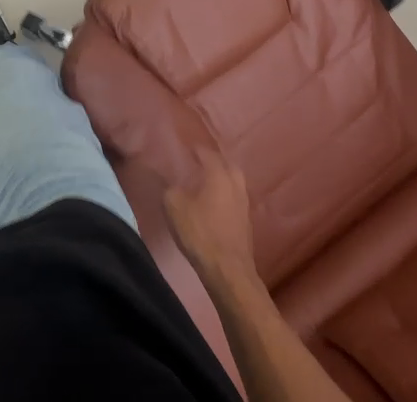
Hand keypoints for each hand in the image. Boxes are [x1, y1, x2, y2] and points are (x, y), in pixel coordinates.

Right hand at [162, 146, 259, 284]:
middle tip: (201, 160)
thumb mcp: (173, 205)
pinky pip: (236, 198)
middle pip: (229, 165)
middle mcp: (235, 186)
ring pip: (235, 182)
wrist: (227, 269)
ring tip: (207, 180)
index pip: (208, 154)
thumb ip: (170, 187)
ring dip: (223, 177)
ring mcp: (244, 205)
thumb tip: (171, 181)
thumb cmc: (199, 232)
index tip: (188, 147)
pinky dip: (226, 194)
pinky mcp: (246, 222)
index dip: (197, 149)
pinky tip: (215, 202)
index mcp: (219, 176)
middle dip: (216, 160)